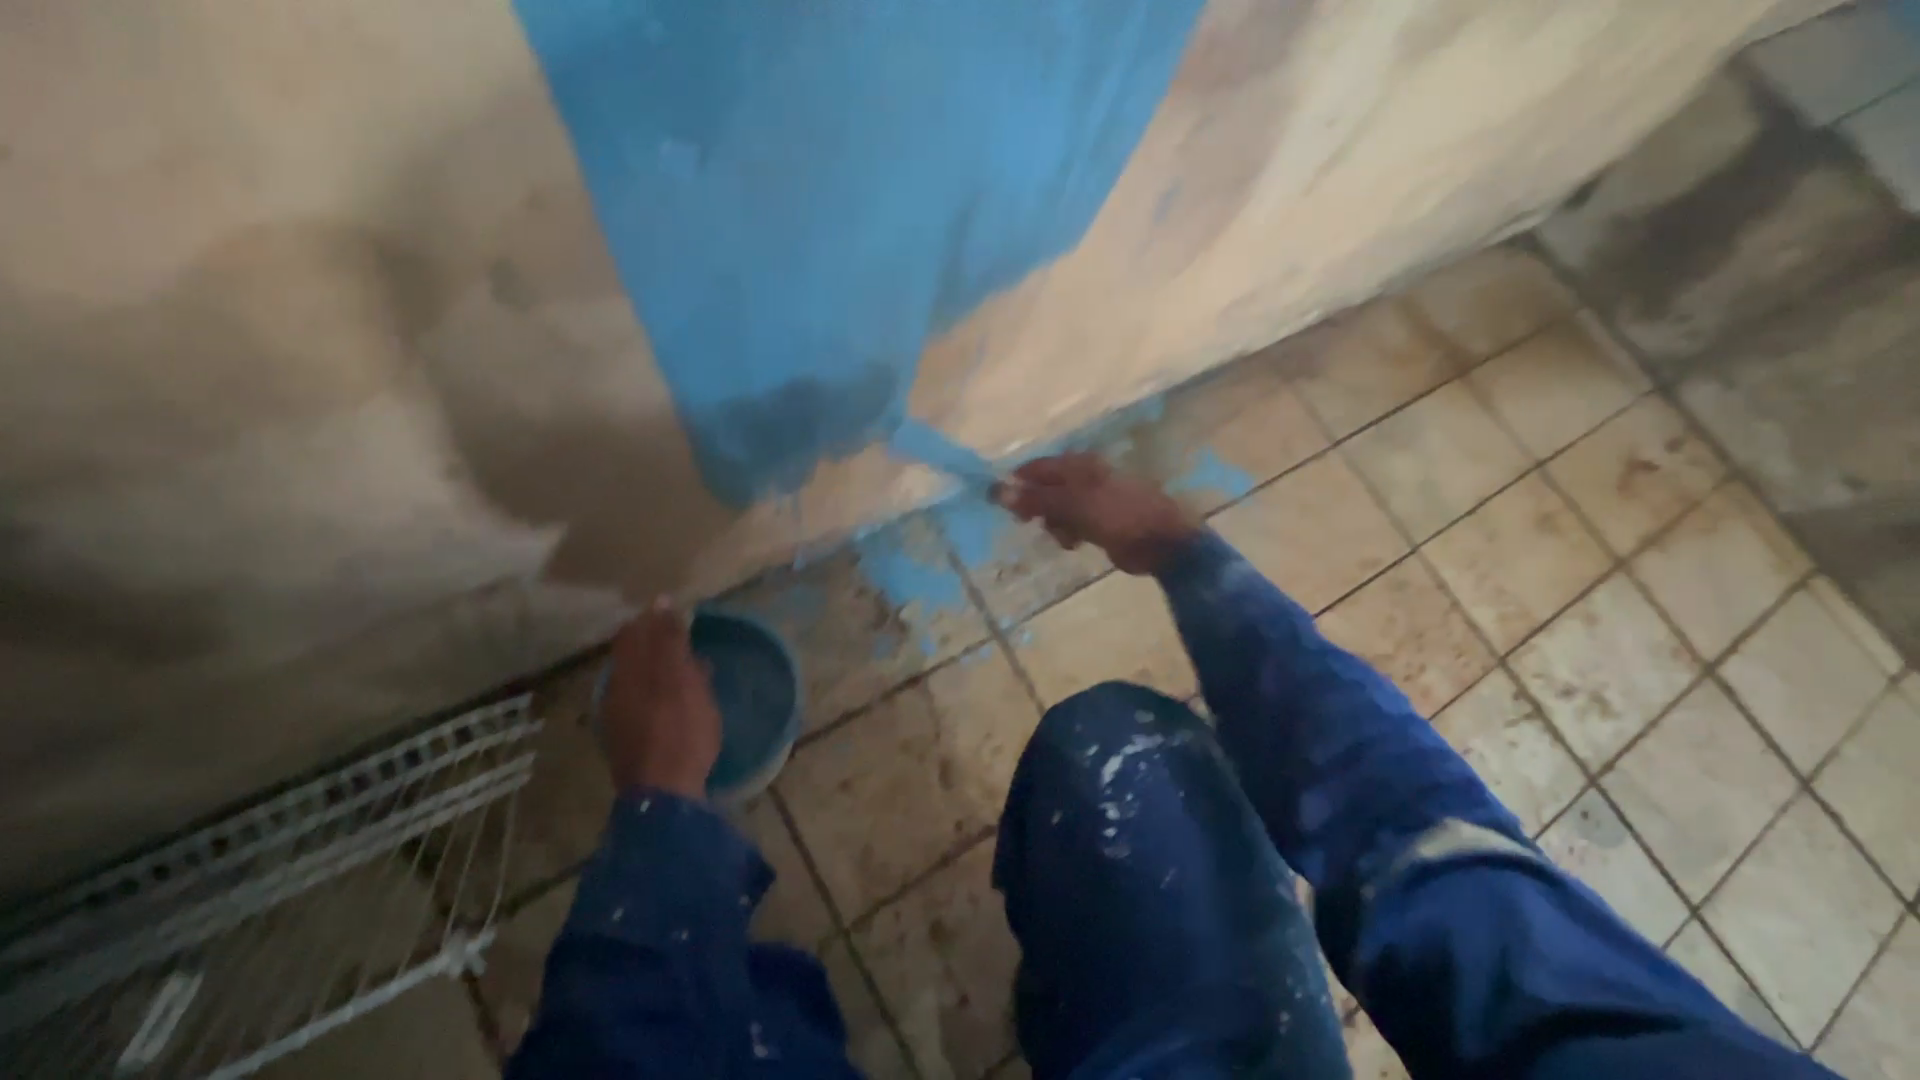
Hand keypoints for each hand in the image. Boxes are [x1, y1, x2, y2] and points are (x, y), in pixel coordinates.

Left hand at [600, 600, 722, 798]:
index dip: (655, 618)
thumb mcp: (680, 679)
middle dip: (656, 643)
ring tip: (688, 669)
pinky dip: (659, 692)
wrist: (663, 794)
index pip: (635, 632)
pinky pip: (642, 702)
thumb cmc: (680, 730)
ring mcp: (619, 717)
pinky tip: (677, 701)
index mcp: (627, 672)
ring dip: (659, 669)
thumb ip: (670, 641)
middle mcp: (615, 690)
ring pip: (636, 680)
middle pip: (632, 656)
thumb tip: (662, 603)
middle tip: (684, 638)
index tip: (679, 611)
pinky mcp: (629, 739)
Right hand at [993, 452, 1200, 574]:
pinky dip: (1069, 533)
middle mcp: (1084, 478)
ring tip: (1066, 537)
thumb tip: (998, 490)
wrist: (1161, 542)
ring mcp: (1092, 500)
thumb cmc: (1118, 516)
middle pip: (1044, 489)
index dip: (1017, 484)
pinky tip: (1077, 543)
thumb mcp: (1074, 505)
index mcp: (1079, 465)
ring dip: (1054, 524)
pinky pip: (1071, 524)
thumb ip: (1036, 498)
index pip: (1036, 468)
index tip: (1002, 506)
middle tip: (1030, 524)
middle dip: (1037, 507)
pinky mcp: (1099, 522)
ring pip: (1056, 510)